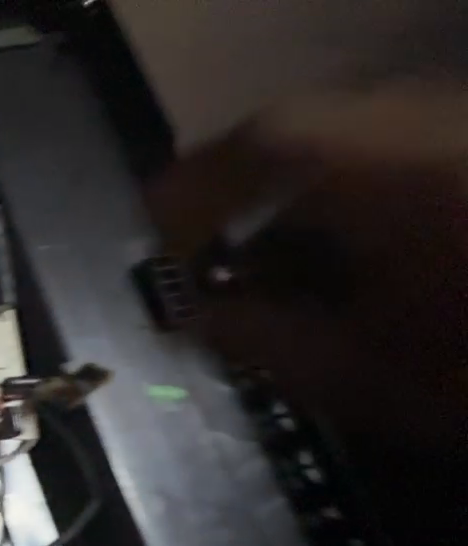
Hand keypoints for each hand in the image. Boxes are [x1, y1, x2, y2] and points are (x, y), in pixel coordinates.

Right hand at [148, 82, 467, 448]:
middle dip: (243, 182)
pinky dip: (363, 186)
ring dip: (303, 184)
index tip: (152, 226)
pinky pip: (416, 145)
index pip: (269, 141)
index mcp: (398, 182)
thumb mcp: (361, 375)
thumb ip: (260, 337)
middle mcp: (447, 135)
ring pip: (370, 132)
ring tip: (275, 248)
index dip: (192, 178)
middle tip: (204, 241)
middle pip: (317, 126)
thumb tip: (194, 315)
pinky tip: (359, 240)